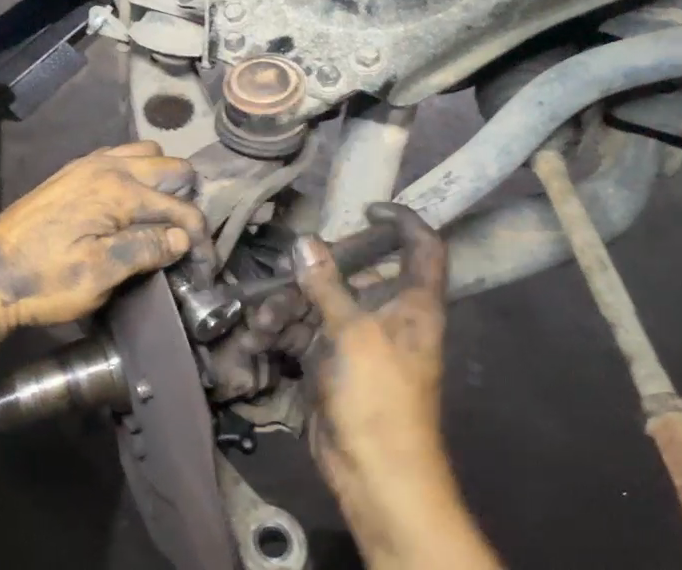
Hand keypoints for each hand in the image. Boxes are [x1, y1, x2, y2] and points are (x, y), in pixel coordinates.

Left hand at [0, 142, 209, 331]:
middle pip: (171, 168)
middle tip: (185, 241)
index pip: (181, 208)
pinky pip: (119, 158)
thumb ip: (145, 250)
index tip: (203, 270)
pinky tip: (131, 206)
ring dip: (162, 181)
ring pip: (146, 155)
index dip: (200, 240)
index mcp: (118, 190)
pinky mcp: (72, 173)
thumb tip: (183, 238)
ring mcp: (87, 165)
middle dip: (187, 201)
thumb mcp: (99, 274)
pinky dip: (136, 174)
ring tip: (162, 219)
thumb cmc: (45, 279)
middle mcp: (107, 166)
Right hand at [295, 212, 499, 569]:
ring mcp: (358, 341)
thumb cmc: (379, 397)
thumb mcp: (352, 333)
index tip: (366, 208)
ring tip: (262, 321)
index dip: (403, 221)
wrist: (375, 473)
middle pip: (353, 275)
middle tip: (284, 273)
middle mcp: (388, 316)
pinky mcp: (331, 364)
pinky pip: (304, 334)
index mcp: (414, 304)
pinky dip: (281, 334)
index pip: (423, 247)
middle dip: (313, 274)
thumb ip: (326, 285)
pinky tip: (258, 337)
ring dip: (287, 308)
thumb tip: (304, 242)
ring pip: (319, 304)